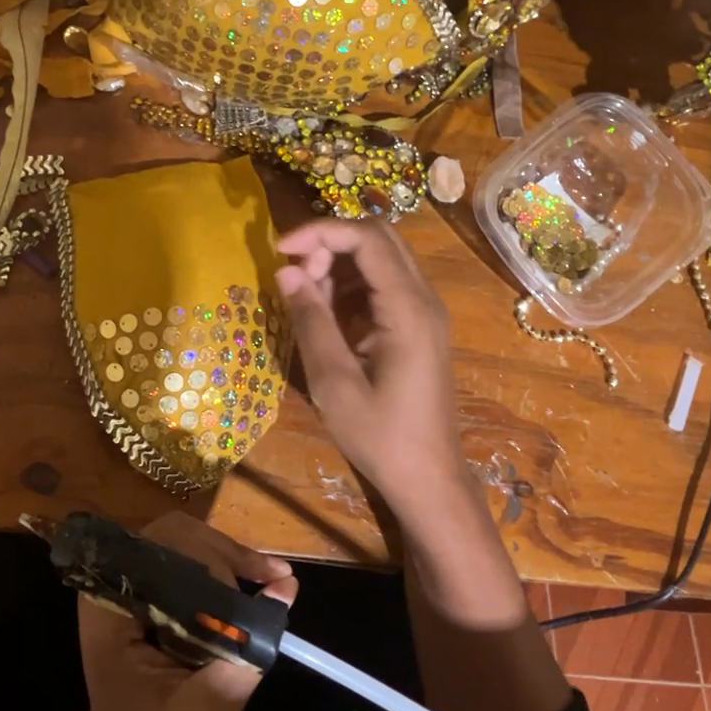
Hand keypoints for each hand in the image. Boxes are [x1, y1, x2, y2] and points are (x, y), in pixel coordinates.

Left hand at [71, 512, 297, 710]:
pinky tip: (249, 576)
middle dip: (225, 555)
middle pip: (173, 536)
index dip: (213, 565)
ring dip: (227, 555)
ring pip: (181, 537)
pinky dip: (218, 561)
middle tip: (271, 578)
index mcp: (109, 607)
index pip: (163, 558)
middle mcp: (110, 581)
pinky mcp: (139, 581)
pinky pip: (181, 552)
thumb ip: (245, 654)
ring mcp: (122, 577)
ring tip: (268, 576)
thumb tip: (287, 588)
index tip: (259, 584)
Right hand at [274, 219, 463, 500]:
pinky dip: (351, 285)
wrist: (429, 478)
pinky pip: (384, 284)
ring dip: (339, 263)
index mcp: (408, 309)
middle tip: (296, 273)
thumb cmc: (381, 436)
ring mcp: (426, 312)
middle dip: (330, 243)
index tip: (280, 250)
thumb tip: (287, 272)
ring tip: (307, 297)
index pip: (368, 238)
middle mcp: (424, 299)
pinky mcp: (419, 326)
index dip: (321, 232)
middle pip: (379, 237)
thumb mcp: (334, 381)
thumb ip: (311, 321)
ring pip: (382, 258)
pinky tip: (327, 314)